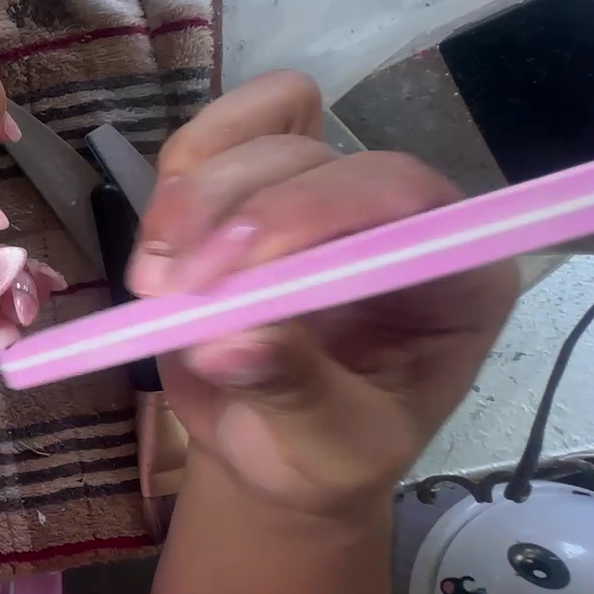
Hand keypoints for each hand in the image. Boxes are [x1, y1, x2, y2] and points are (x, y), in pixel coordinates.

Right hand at [127, 72, 517, 517]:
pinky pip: (199, 149)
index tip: (220, 279)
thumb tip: (227, 346)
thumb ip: (292, 391)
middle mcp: (378, 220)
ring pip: (246, 140)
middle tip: (168, 290)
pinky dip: (164, 187)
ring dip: (183, 200)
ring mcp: (299, 200)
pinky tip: (153, 248)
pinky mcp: (231, 200)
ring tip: (152, 283)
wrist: (264, 445)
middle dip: (223, 212)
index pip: (394, 194)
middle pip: (307, 156)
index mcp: (441, 272)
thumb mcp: (326, 447)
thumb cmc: (317, 453)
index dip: (301, 213)